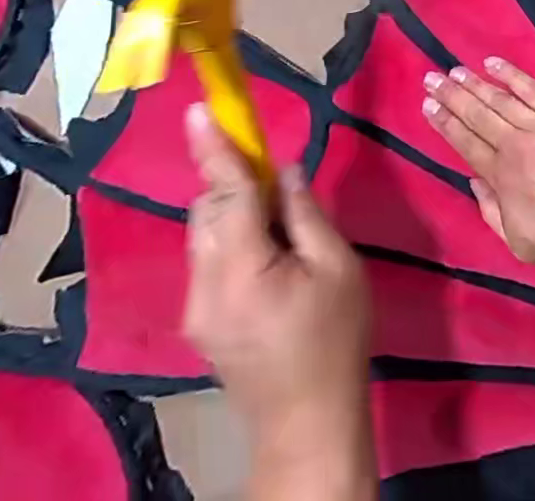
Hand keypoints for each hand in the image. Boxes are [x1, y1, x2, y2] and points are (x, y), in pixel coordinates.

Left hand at [181, 104, 373, 484]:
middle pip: (207, 211)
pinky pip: (207, 260)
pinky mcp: (198, 321)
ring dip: (233, 213)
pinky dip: (232, 241)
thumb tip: (285, 171)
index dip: (214, 150)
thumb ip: (307, 213)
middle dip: (234, 186)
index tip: (198, 111)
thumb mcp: (338, 267)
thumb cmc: (336, 338)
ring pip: (202, 235)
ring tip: (280, 230)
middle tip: (277, 186)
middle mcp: (205, 286)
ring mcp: (196, 308)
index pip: (226, 194)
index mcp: (244, 269)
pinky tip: (268, 260)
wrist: (308, 422)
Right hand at [420, 57, 534, 267]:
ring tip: (454, 71)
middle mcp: (515, 144)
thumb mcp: (521, 243)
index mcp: (502, 176)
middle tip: (431, 79)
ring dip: (474, 83)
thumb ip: (492, 213)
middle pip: (476, 115)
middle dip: (451, 95)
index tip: (428, 105)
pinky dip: (511, 74)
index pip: (466, 142)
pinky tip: (493, 63)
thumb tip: (475, 181)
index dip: (445, 123)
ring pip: (499, 98)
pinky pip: (532, 88)